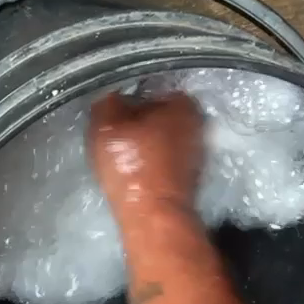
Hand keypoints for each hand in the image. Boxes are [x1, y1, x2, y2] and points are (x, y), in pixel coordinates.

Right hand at [88, 92, 204, 220]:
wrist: (154, 214)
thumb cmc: (131, 164)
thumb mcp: (106, 124)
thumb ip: (107, 100)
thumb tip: (111, 95)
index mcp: (182, 102)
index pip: (148, 89)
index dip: (125, 101)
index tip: (110, 117)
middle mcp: (197, 122)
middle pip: (156, 115)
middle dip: (136, 123)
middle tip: (113, 137)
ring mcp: (196, 151)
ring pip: (160, 138)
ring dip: (143, 145)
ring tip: (120, 158)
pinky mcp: (189, 176)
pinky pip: (163, 160)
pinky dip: (149, 163)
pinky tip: (134, 174)